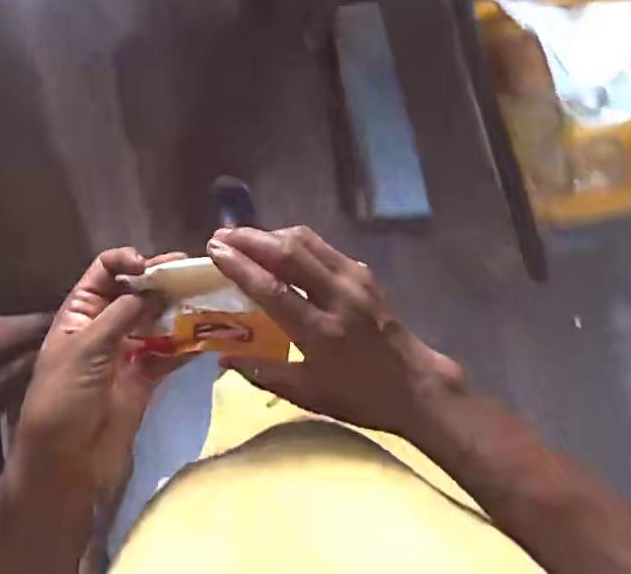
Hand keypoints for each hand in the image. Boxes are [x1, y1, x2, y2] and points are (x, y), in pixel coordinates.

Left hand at [16, 248, 184, 489]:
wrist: (63, 466)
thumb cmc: (63, 397)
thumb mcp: (86, 348)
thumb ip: (123, 314)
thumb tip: (156, 288)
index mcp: (82, 310)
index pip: (105, 269)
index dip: (126, 260)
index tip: (149, 266)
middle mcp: (106, 323)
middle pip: (137, 290)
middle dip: (161, 278)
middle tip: (191, 270)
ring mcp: (128, 349)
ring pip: (157, 317)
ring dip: (179, 306)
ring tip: (205, 295)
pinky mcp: (146, 375)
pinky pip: (169, 350)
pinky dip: (186, 341)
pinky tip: (206, 332)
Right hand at [206, 226, 465, 439]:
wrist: (416, 384)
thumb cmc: (359, 396)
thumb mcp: (309, 394)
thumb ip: (263, 373)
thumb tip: (222, 357)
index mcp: (321, 332)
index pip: (272, 289)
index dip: (240, 266)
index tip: (214, 250)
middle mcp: (337, 296)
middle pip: (287, 252)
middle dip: (250, 238)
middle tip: (221, 235)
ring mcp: (353, 277)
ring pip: (305, 240)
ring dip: (269, 233)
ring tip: (242, 236)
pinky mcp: (362, 270)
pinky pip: (320, 245)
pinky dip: (292, 240)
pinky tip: (276, 244)